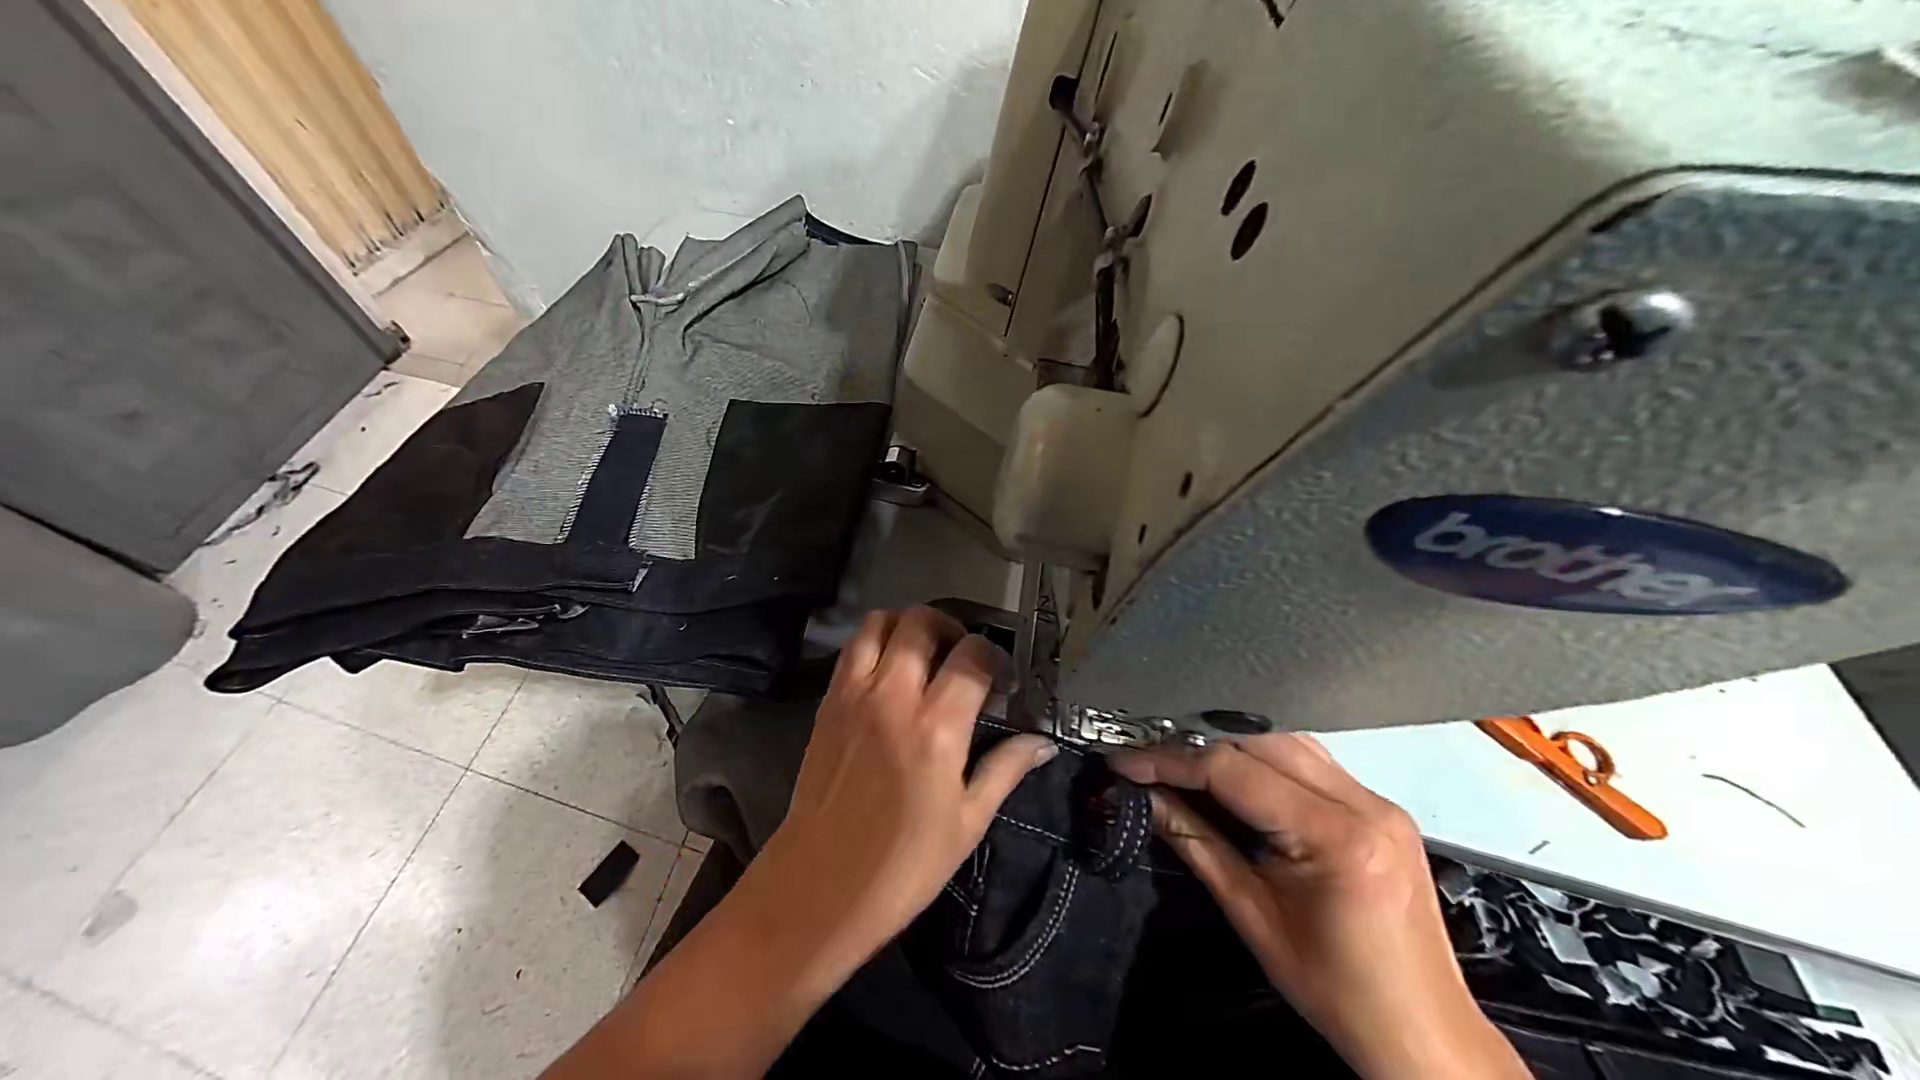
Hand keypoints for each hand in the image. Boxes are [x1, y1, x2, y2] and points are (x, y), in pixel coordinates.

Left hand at [749, 607, 1057, 984]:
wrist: (820, 885)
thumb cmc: (904, 863)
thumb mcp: (968, 822)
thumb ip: (1005, 769)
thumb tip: (1042, 742)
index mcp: (937, 726)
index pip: (973, 655)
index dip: (995, 657)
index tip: (1002, 681)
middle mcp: (893, 696)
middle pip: (922, 622)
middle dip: (951, 628)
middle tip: (963, 657)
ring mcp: (855, 694)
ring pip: (880, 622)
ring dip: (908, 627)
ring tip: (925, 654)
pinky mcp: (828, 702)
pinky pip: (852, 648)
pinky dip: (875, 643)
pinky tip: (889, 674)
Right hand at [1110, 735, 1527, 1079]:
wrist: (1423, 1035)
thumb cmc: (1334, 990)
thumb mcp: (1251, 915)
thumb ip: (1195, 842)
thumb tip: (1144, 796)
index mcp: (1334, 837)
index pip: (1233, 770)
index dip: (1171, 761)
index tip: (1126, 763)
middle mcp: (1365, 804)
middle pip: (1261, 740)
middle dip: (1197, 744)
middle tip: (1148, 757)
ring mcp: (1380, 801)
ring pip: (1288, 741)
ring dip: (1230, 744)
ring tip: (1182, 760)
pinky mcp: (1383, 808)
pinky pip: (1312, 762)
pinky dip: (1265, 758)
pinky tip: (1236, 773)